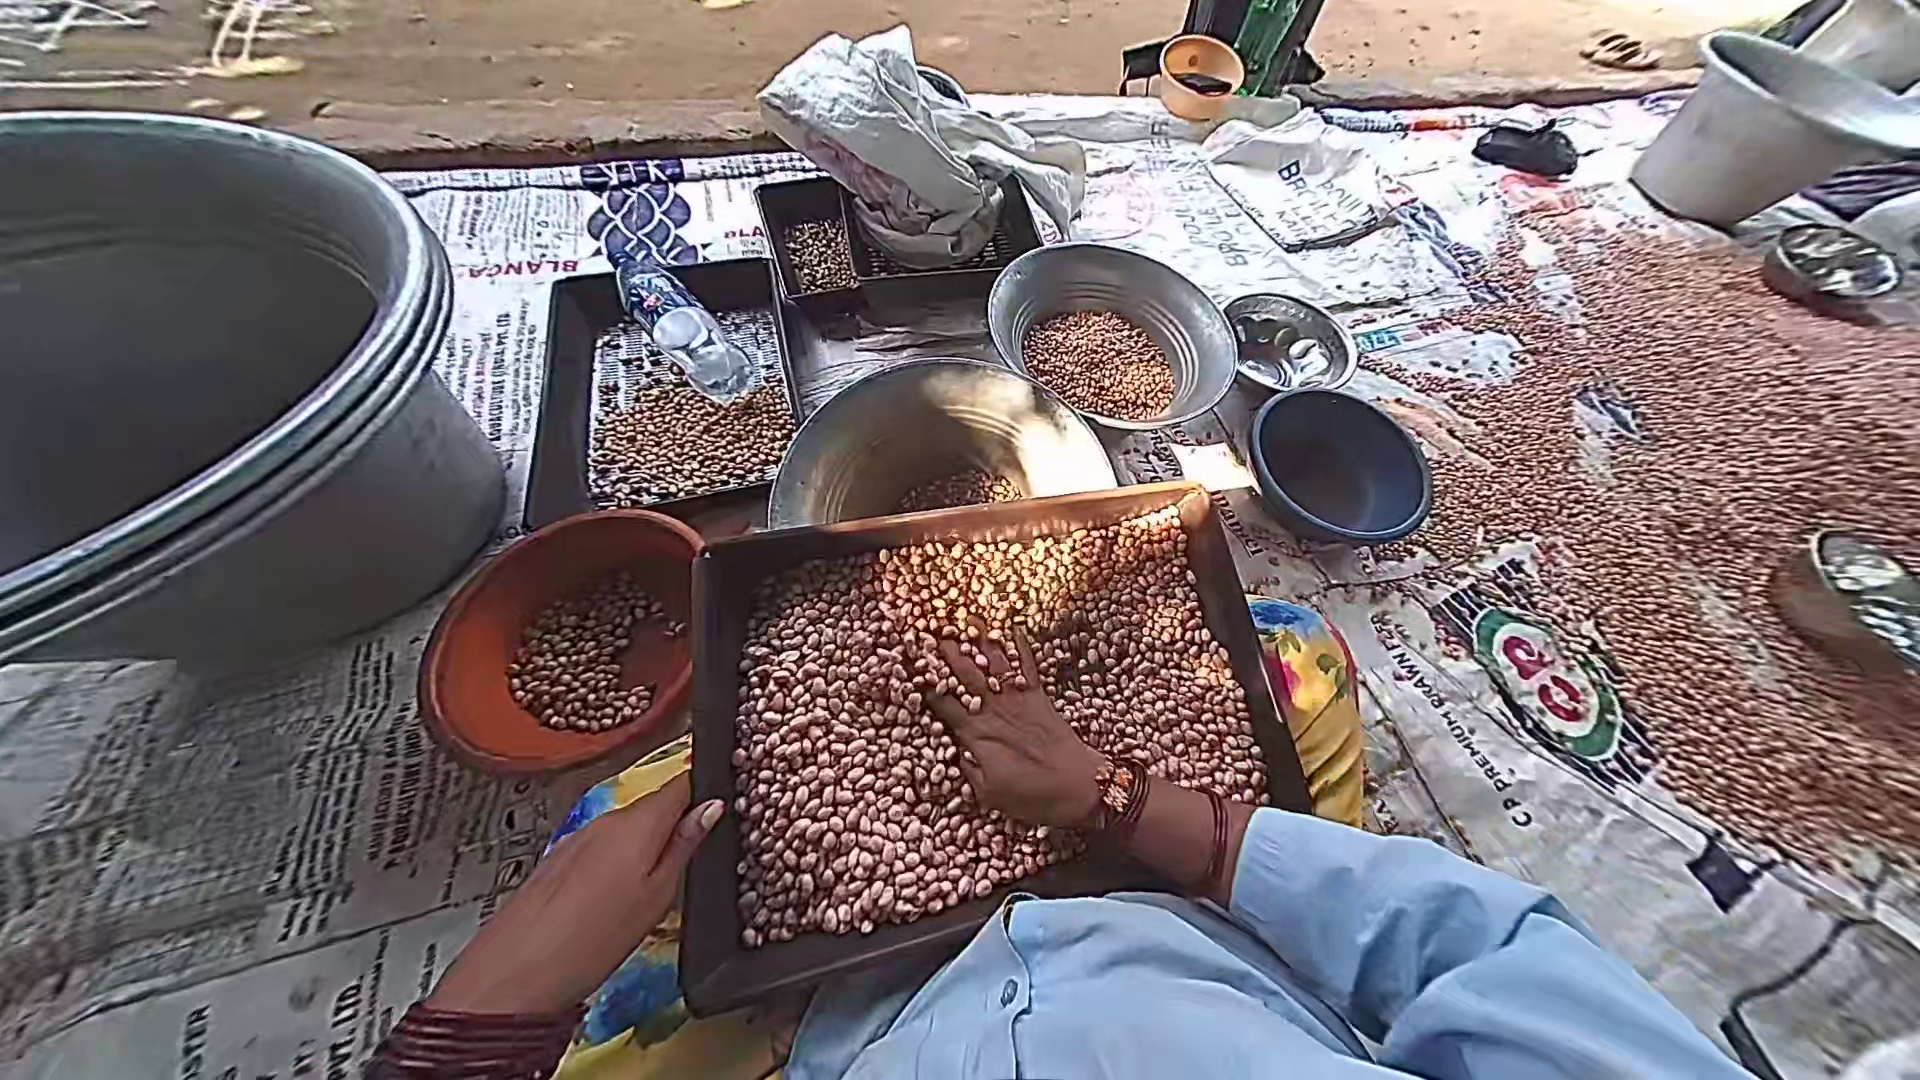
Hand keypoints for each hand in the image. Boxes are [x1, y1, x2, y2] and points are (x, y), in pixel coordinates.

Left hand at [427, 772, 722, 1014]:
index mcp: (640, 821)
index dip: (705, 789)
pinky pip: (600, 846)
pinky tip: (611, 899)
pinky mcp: (558, 859)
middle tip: (686, 861)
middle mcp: (609, 819)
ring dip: (644, 845)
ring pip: (627, 828)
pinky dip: (615, 861)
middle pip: (655, 806)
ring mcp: (579, 837)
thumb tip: (712, 806)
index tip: (719, 805)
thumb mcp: (658, 895)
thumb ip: (686, 844)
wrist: (507, 980)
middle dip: (674, 824)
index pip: (683, 781)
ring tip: (647, 889)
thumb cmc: (594, 939)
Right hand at [929, 626, 1105, 826]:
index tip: (909, 664)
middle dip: (946, 650)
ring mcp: (1017, 698)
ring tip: (967, 618)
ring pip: (993, 662)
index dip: (924, 682)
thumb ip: (968, 768)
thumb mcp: (989, 793)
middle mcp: (994, 708)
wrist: (1079, 785)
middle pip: (964, 672)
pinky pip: (1028, 665)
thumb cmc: (1032, 796)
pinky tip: (1014, 628)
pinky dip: (1021, 645)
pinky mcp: (1039, 695)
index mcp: (976, 732)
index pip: (942, 701)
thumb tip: (955, 747)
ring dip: (979, 639)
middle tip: (931, 629)